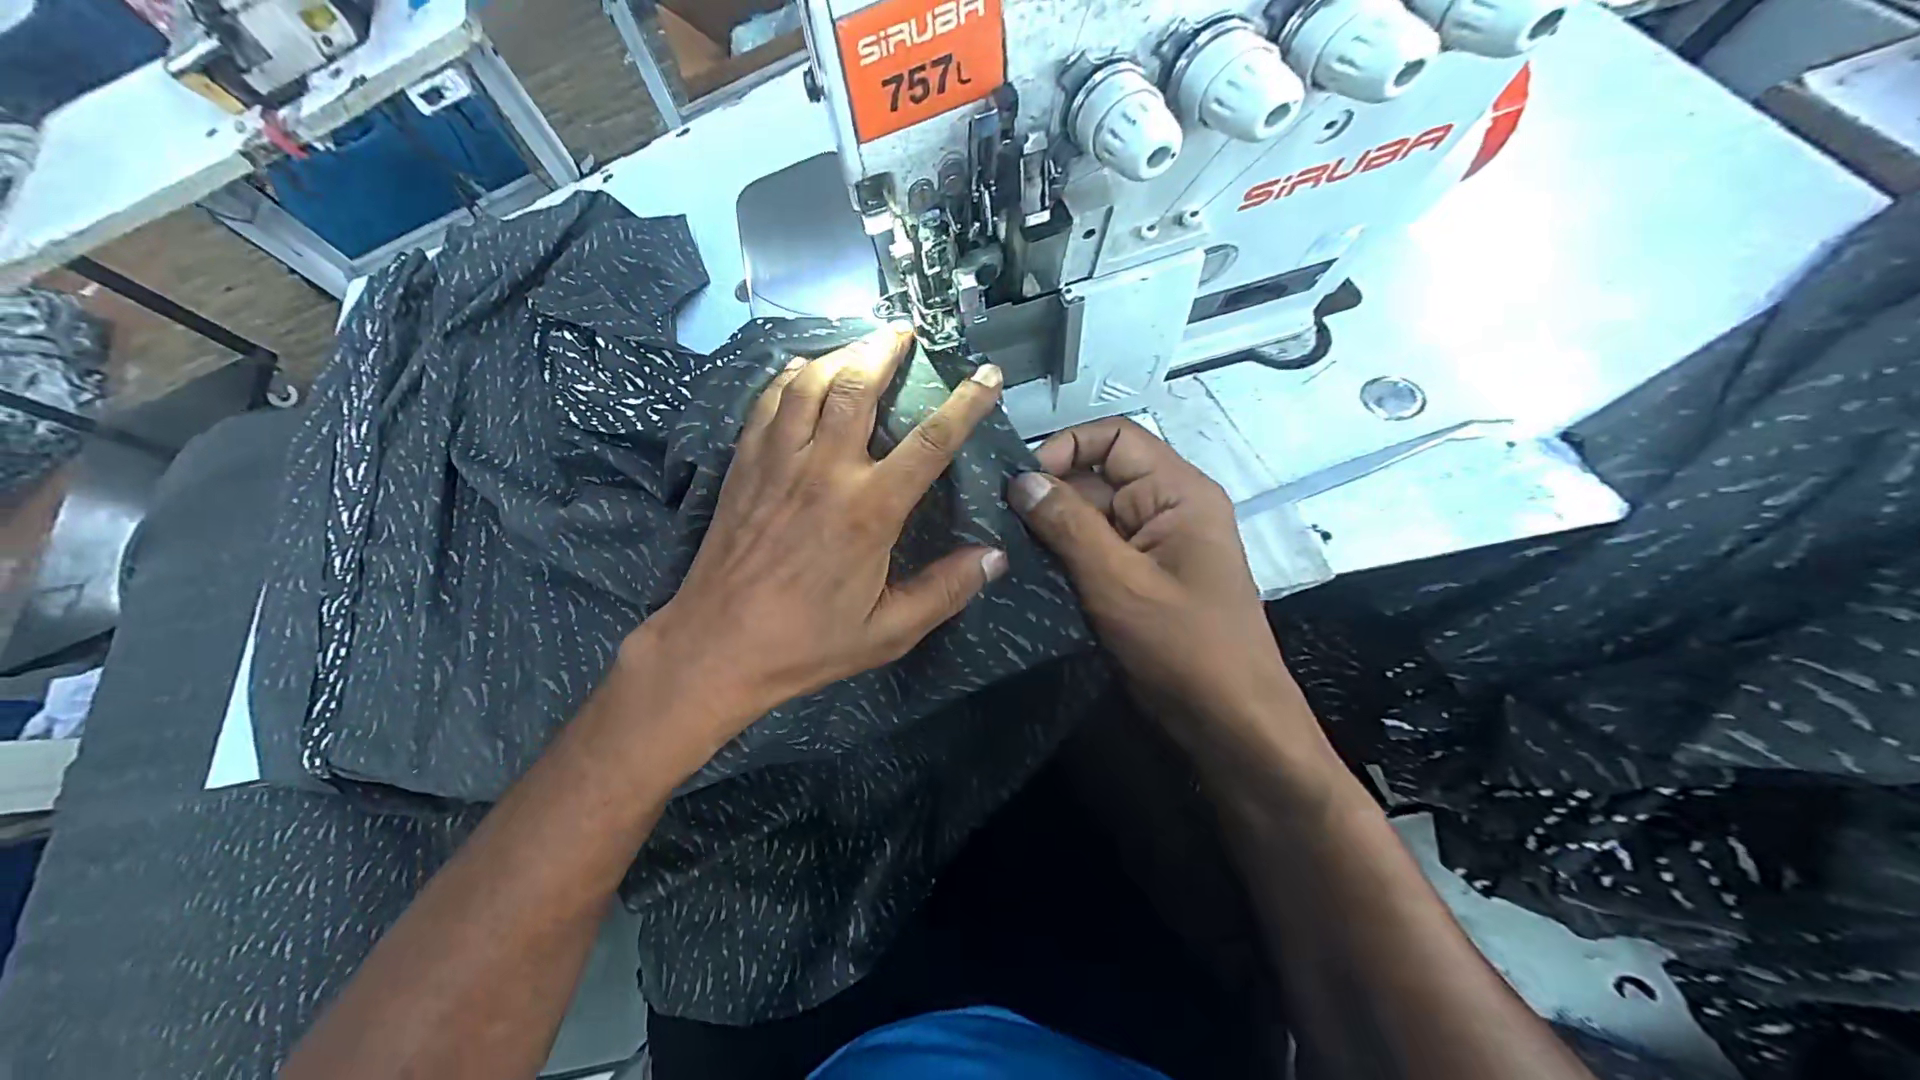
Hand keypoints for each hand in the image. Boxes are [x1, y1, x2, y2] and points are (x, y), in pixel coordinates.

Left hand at [626, 325, 1007, 764]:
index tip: (986, 375)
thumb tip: (995, 557)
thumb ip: (944, 592)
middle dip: (886, 350)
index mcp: (869, 509)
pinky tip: (801, 371)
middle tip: (906, 330)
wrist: (716, 646)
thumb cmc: (807, 643)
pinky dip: (789, 377)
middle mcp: (824, 470)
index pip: (930, 442)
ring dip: (840, 353)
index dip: (965, 404)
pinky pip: (768, 402)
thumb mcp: (887, 632)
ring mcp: (777, 461)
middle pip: (858, 387)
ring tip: (861, 343)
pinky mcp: (744, 465)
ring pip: (809, 383)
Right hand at [1006, 418, 1333, 775]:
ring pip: (1092, 518)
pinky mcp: (1141, 579)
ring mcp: (1154, 546)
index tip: (1020, 484)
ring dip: (1053, 532)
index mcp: (1177, 491)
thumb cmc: (1183, 646)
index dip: (1066, 448)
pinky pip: (1097, 553)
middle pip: (1098, 477)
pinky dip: (1066, 559)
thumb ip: (1068, 525)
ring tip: (1006, 549)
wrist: (1231, 723)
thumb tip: (1022, 478)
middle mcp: (1167, 508)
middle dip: (1050, 497)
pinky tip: (1031, 575)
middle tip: (998, 524)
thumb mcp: (1118, 581)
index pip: (1115, 437)